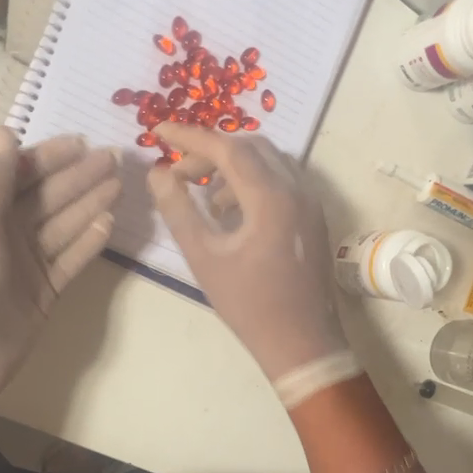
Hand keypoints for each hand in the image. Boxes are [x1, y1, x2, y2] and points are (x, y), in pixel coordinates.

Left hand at [0, 127, 119, 466]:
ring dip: (89, 204)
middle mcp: (1, 233)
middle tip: (115, 158)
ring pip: (63, 225)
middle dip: (78, 177)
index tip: (82, 143)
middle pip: (46, 197)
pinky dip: (88, 242)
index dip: (49, 158)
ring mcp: (25, 264)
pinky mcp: (44, 291)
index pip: (17, 175)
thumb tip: (5, 133)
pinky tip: (109, 223)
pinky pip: (70, 260)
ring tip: (119, 184)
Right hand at [147, 123, 359, 407]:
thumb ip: (179, 210)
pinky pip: (283, 180)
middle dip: (212, 150)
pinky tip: (234, 213)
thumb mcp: (204, 257)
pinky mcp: (314, 217)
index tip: (159, 131)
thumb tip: (159, 173)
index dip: (190, 136)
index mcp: (271, 197)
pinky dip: (255, 182)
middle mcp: (297, 189)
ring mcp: (311, 202)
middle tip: (181, 172)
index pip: (227, 147)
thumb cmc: (249, 304)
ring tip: (207, 198)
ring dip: (234, 167)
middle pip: (251, 146)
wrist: (301, 341)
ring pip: (270, 161)